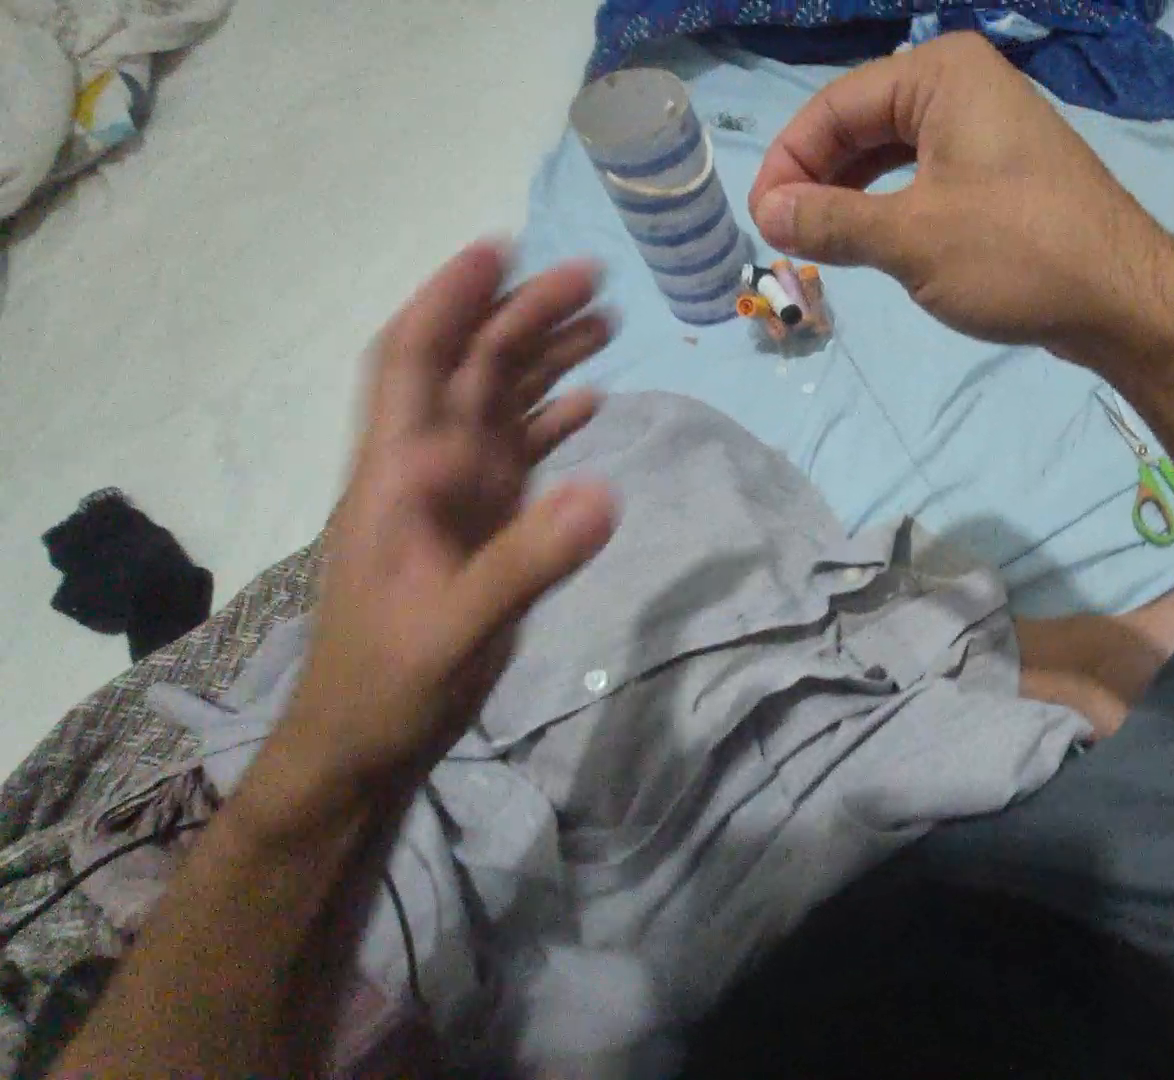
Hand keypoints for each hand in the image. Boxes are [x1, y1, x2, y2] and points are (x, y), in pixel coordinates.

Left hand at [275, 241, 617, 802]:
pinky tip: (593, 400)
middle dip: (523, 316)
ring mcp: (458, 494)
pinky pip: (521, 451)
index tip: (500, 249)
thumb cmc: (395, 679)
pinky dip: (554, 418)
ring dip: (544, 358)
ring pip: (498, 402)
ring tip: (604, 322)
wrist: (370, 735)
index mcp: (400, 474)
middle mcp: (427, 468)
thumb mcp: (460, 625)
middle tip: (593, 280)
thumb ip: (529, 559)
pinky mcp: (486, 521)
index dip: (449, 299)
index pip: (412, 360)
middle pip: (470, 369)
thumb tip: (607, 492)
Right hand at [749, 33, 1173, 356]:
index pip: (836, 106)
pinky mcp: (1006, 180)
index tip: (762, 221)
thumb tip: (769, 214)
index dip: (790, 162)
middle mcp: (966, 89)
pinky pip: (931, 183)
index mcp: (941, 74)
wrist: (1120, 301)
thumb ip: (834, 221)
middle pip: (865, 126)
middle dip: (821, 180)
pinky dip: (896, 210)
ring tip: (822, 243)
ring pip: (897, 157)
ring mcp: (991, 134)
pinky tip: (877, 243)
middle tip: (786, 237)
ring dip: (855, 199)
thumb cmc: (1016, 255)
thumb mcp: (912, 238)